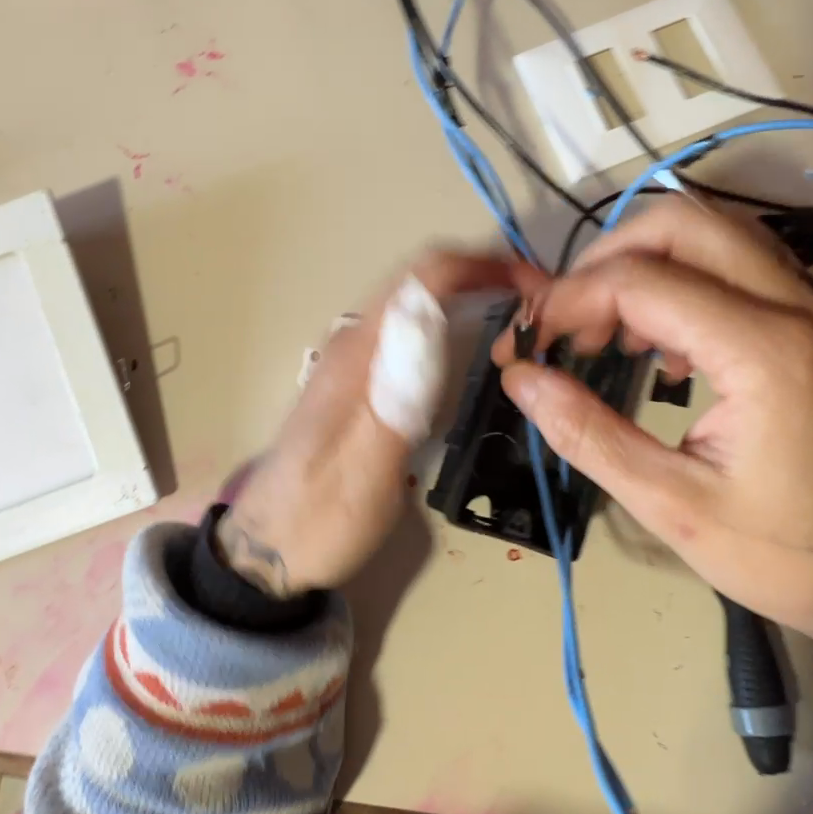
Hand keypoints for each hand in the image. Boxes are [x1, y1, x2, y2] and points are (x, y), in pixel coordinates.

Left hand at [216, 248, 528, 596]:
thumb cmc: (319, 518)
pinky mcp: (360, 384)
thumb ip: (396, 401)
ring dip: (471, 297)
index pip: (421, 278)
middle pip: (423, 281)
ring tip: (523, 324)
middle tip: (542, 310)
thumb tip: (431, 329)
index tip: (534, 287)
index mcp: (358, 356)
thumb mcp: (362, 471)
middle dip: (485, 277)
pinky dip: (453, 325)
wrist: (270, 548)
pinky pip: (412, 334)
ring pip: (418, 305)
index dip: (482, 266)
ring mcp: (354, 363)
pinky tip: (478, 353)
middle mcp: (354, 346)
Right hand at [493, 196, 812, 743]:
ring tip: (603, 332)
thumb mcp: (670, 505)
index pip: (640, 282)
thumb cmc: (781, 554)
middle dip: (605, 259)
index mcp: (761, 349)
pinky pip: (737, 268)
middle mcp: (792, 308)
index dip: (568, 301)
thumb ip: (589, 433)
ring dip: (644, 264)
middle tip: (563, 319)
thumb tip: (520, 378)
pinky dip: (681, 282)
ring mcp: (810, 312)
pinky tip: (659, 350)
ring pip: (714, 234)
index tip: (525, 344)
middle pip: (682, 224)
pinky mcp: (811, 329)